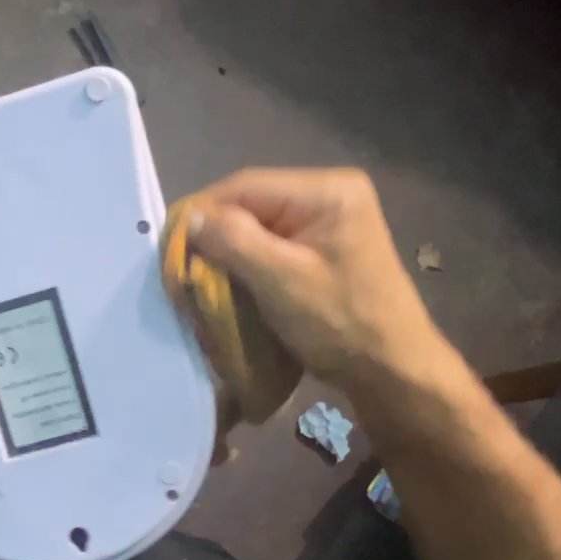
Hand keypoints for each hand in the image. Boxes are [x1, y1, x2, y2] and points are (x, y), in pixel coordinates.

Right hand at [185, 168, 439, 388]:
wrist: (392, 372)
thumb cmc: (341, 324)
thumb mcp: (281, 280)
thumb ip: (233, 240)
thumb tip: (189, 217)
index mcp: (327, 191)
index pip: (244, 187)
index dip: (201, 213)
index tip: (168, 246)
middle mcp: (327, 196)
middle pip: (248, 206)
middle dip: (212, 237)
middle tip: (180, 269)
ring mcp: (325, 224)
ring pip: (254, 229)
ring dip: (225, 255)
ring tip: (198, 280)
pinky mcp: (319, 251)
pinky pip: (268, 248)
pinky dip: (243, 267)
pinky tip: (227, 286)